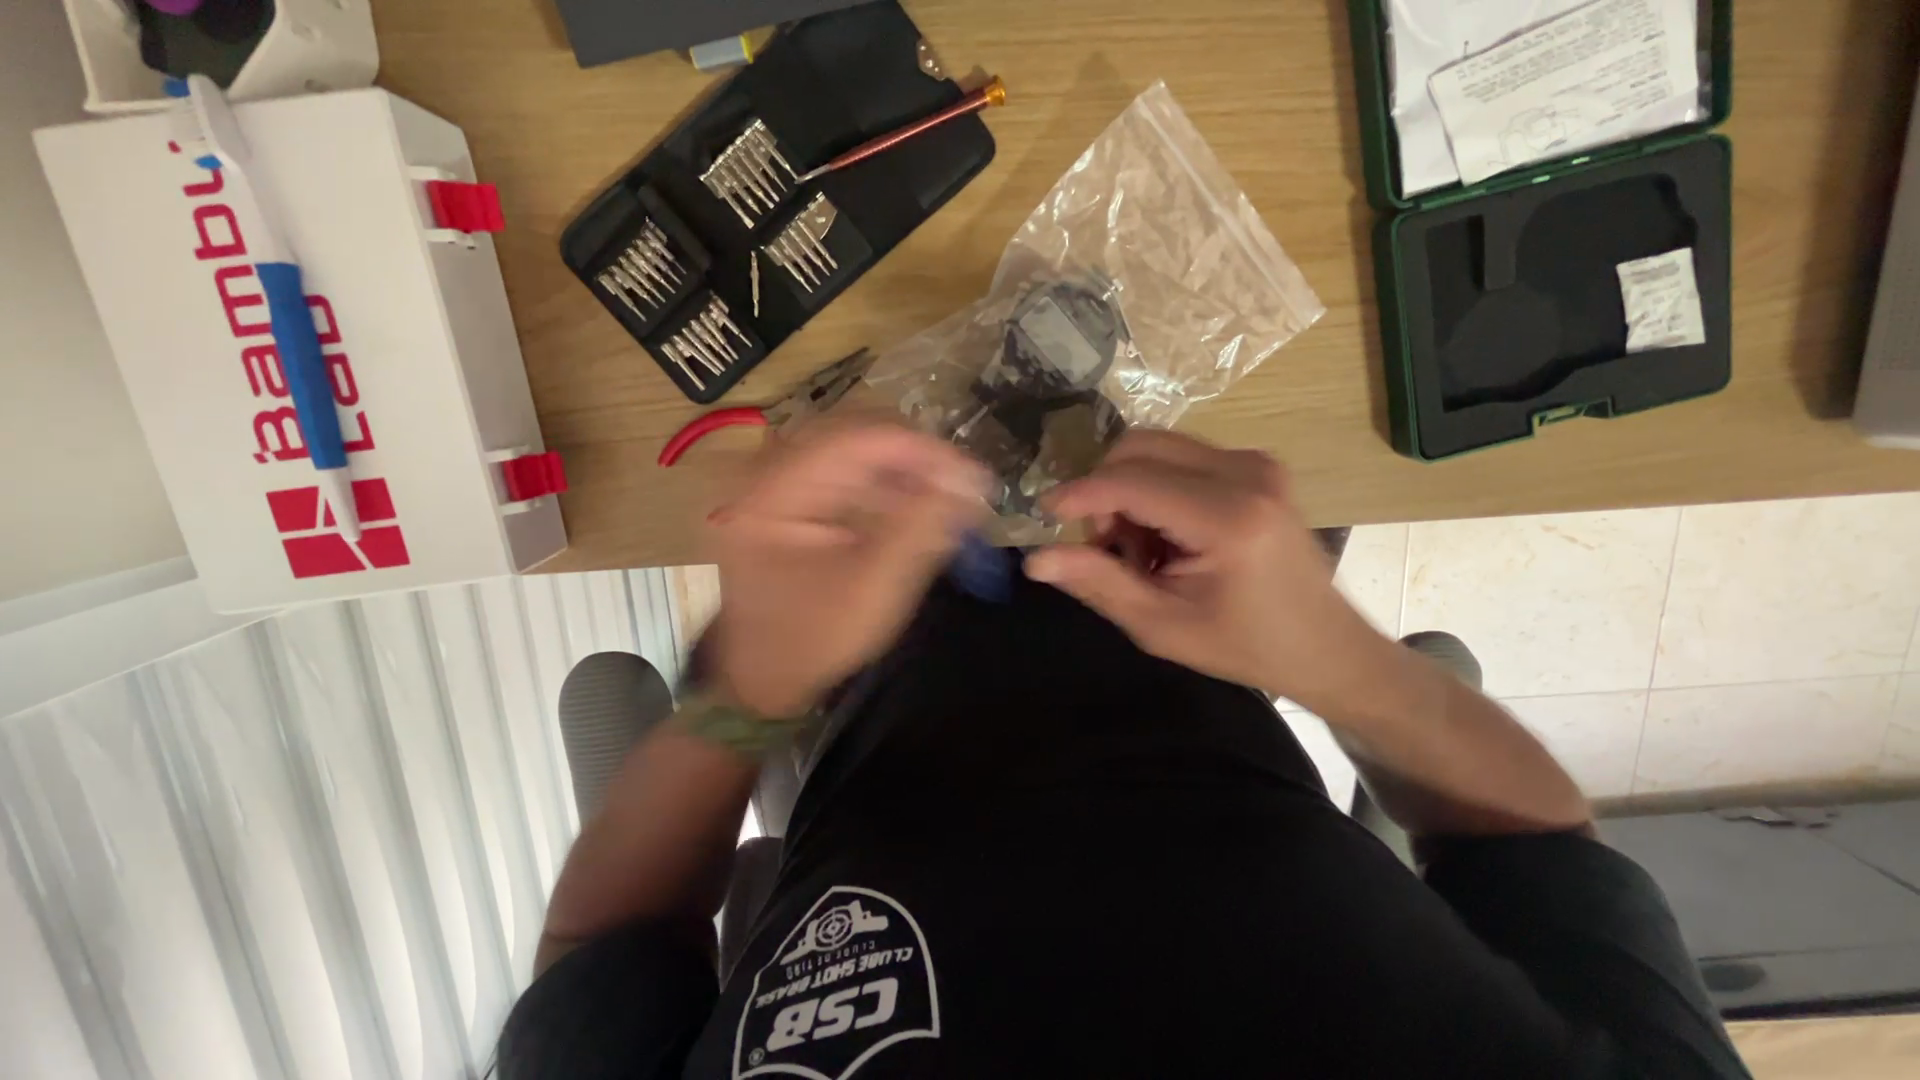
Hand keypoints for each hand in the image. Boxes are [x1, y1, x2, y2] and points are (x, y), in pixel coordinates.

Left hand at [705, 418, 989, 715]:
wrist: (762, 680)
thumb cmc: (811, 642)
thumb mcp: (872, 588)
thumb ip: (921, 529)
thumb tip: (971, 480)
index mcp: (773, 489)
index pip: (857, 439)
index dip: (923, 450)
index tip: (973, 476)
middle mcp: (771, 472)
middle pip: (858, 437)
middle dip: (919, 460)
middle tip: (966, 487)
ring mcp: (782, 484)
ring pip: (859, 454)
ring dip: (909, 474)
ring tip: (953, 501)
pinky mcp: (796, 500)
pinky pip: (851, 477)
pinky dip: (891, 490)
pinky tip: (922, 512)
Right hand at [1023, 431, 1389, 705]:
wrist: (1326, 646)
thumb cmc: (1245, 646)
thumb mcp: (1163, 626)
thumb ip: (1099, 583)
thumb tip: (1035, 559)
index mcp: (1229, 517)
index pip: (1131, 481)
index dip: (1078, 495)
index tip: (1042, 517)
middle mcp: (1246, 472)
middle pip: (1139, 447)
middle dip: (1104, 491)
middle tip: (1106, 546)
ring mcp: (1256, 463)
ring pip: (1157, 448)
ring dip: (1128, 489)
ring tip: (1139, 549)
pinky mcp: (1257, 465)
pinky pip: (1181, 457)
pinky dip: (1155, 488)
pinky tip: (1166, 537)